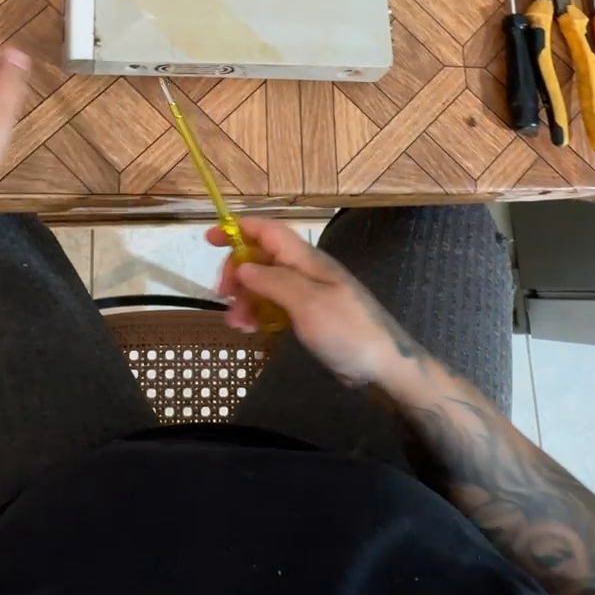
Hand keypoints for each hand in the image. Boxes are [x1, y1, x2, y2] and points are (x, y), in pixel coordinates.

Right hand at [208, 217, 421, 387]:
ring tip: (236, 324)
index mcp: (306, 259)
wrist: (384, 366)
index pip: (268, 230)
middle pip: (260, 258)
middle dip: (237, 272)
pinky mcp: (308, 315)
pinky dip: (258, 313)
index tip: (209, 238)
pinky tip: (250, 329)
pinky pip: (274, 306)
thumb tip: (243, 266)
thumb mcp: (307, 302)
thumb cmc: (347, 330)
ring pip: (264, 284)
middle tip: (222, 295)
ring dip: (244, 298)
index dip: (238, 228)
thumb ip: (272, 281)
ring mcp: (306, 293)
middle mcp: (304, 270)